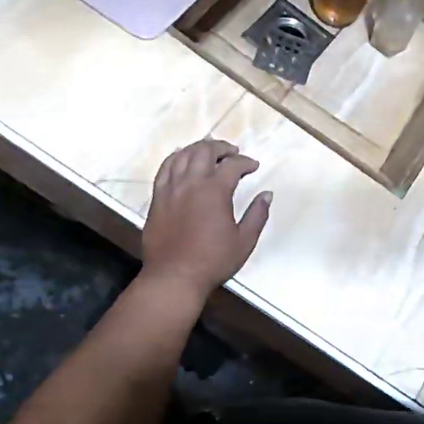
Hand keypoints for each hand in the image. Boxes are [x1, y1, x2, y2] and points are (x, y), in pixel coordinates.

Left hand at [141, 138, 270, 303]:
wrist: (174, 276)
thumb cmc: (213, 260)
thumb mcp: (244, 240)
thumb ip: (257, 215)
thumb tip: (267, 195)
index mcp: (214, 190)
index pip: (232, 165)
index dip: (245, 162)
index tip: (254, 166)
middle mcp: (190, 182)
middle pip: (204, 151)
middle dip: (221, 147)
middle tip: (232, 152)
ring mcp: (170, 188)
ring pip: (182, 155)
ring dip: (198, 149)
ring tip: (208, 152)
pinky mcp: (157, 197)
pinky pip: (165, 168)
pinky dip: (176, 159)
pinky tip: (181, 160)